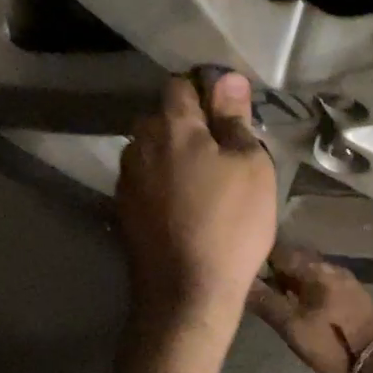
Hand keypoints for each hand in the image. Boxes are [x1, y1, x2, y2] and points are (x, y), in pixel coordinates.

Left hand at [116, 72, 277, 329]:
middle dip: (185, 125)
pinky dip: (160, 184)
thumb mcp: (251, 167)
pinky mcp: (122, 210)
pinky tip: (182, 206)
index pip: (181, 85)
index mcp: (172, 126)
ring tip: (201, 182)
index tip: (228, 114)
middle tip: (219, 152)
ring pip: (149, 151)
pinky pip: (143, 181)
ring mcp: (125, 179)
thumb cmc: (230, 226)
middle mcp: (139, 145)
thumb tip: (227, 79)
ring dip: (171, 156)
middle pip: (160, 118)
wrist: (186, 294)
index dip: (204, 92)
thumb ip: (235, 119)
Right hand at [247, 246, 372, 372]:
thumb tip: (241, 283)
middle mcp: (330, 268)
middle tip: (253, 287)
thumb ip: (266, 303)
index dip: (257, 259)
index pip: (278, 251)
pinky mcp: (352, 296)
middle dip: (273, 271)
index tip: (240, 271)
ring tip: (271, 298)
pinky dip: (304, 290)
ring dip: (289, 281)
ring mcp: (344, 281)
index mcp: (315, 269)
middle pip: (293, 260)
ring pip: (307, 273)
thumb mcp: (293, 327)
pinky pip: (320, 284)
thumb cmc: (333, 343)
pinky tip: (296, 305)